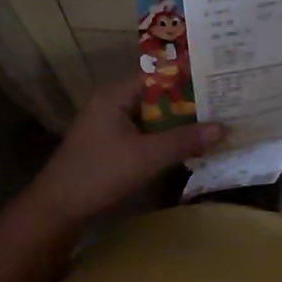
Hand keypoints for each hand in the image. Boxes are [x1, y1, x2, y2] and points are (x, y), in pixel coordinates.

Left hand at [28, 79, 224, 221]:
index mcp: (115, 95)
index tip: (216, 77)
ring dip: (177, 119)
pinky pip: (143, 131)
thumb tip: (223, 127)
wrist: (58, 208)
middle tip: (222, 100)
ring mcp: (108, 124)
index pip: (157, 73)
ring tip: (213, 120)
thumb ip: (184, 140)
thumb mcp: (147, 157)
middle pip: (156, 93)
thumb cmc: (100, 174)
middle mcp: (111, 103)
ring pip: (151, 115)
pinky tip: (187, 143)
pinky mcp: (109, 143)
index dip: (186, 74)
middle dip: (187, 99)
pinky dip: (164, 135)